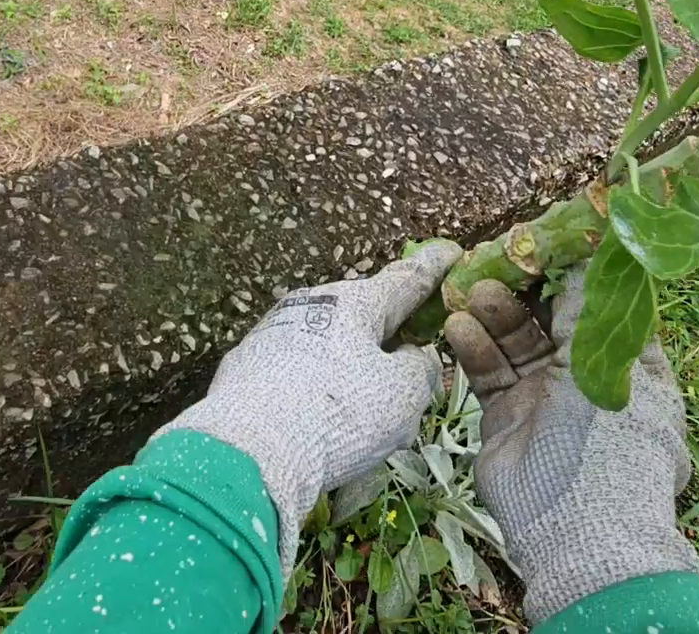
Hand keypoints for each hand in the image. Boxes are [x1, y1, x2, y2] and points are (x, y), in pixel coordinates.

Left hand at [158, 241, 462, 567]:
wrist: (248, 447)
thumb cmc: (337, 414)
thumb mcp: (401, 396)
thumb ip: (419, 370)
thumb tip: (412, 356)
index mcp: (354, 303)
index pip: (405, 280)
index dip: (433, 269)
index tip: (451, 250)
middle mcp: (312, 304)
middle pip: (361, 310)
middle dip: (384, 322)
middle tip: (406, 334)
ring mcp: (273, 330)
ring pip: (326, 339)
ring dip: (346, 357)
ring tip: (360, 394)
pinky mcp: (247, 361)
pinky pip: (295, 364)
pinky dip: (313, 380)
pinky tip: (315, 409)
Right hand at [444, 273, 698, 622]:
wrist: (574, 529)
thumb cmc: (607, 439)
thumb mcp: (603, 364)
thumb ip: (584, 306)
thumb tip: (584, 252)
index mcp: (624, 365)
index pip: (596, 306)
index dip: (569, 274)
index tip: (541, 242)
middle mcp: (584, 376)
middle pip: (548, 318)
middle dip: (522, 290)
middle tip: (494, 260)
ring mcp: (543, 396)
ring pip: (514, 341)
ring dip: (493, 315)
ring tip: (472, 292)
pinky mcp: (505, 413)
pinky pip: (489, 370)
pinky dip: (474, 347)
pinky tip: (459, 328)